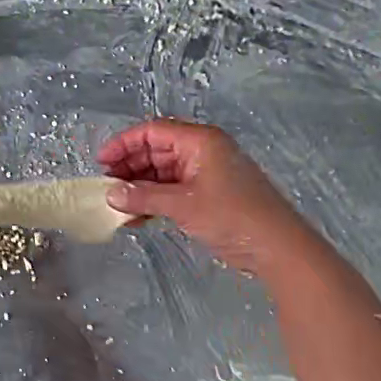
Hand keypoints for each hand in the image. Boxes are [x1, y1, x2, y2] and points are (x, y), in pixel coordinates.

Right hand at [99, 119, 319, 273]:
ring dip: (137, 187)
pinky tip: (134, 217)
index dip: (123, 144)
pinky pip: (170, 190)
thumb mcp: (182, 204)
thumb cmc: (233, 216)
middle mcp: (202, 152)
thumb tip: (111, 194)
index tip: (102, 162)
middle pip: (154, 150)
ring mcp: (205, 174)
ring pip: (160, 172)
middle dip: (128, 167)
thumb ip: (143, 197)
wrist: (278, 248)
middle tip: (106, 187)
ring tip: (116, 205)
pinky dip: (152, 200)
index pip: (152, 131)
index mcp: (200, 141)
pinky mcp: (206, 195)